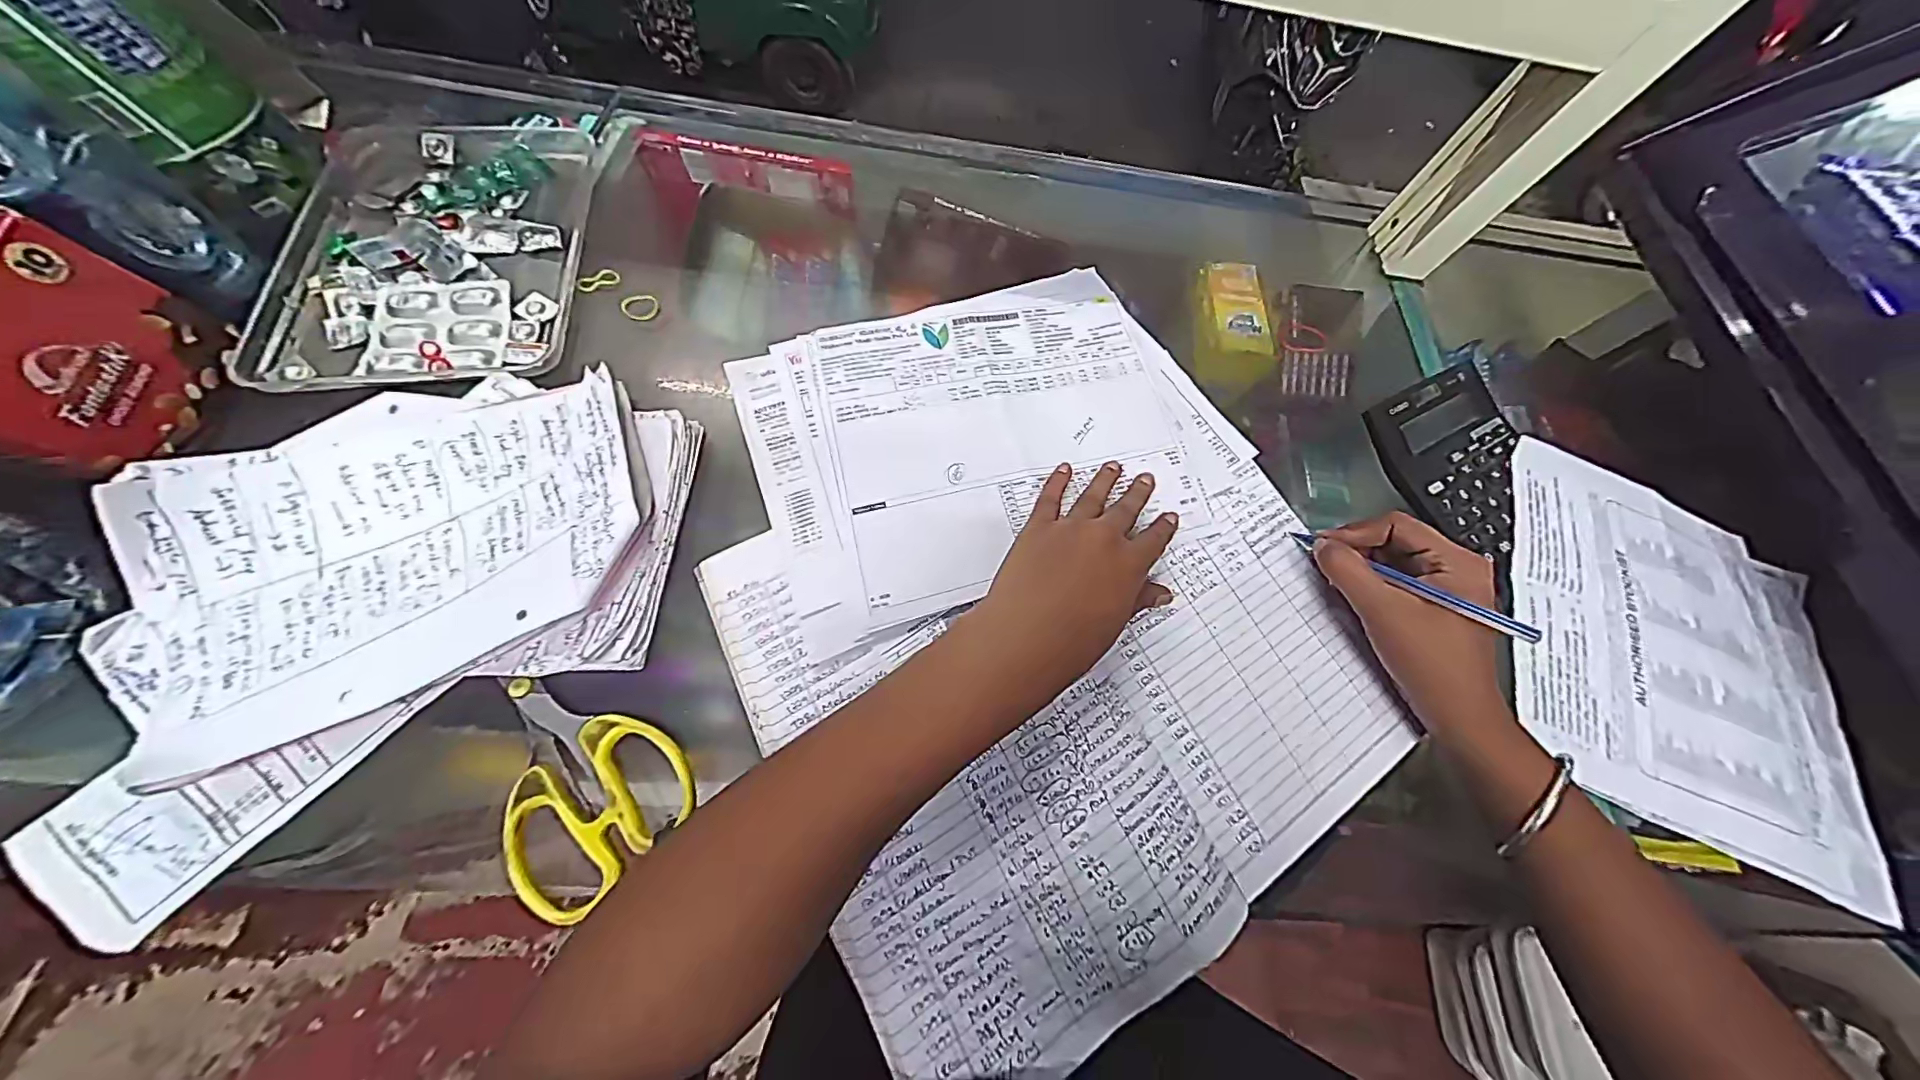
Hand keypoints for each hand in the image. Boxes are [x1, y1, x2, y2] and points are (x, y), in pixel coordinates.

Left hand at [960, 462, 1178, 706]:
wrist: (1026, 636)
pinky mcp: (1038, 528)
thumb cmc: (1070, 640)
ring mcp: (1070, 530)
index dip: (1162, 527)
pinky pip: (1050, 498)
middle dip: (1137, 493)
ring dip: (1104, 480)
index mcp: (1129, 565)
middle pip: (1126, 509)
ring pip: (1093, 496)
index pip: (1153, 540)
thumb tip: (1157, 594)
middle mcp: (1103, 540)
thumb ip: (1135, 600)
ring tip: (1112, 468)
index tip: (1167, 518)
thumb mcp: (1113, 622)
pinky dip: (1057, 482)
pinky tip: (1063, 472)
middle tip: (1144, 480)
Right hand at [1311, 511, 1504, 731]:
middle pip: (1393, 542)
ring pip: (1391, 564)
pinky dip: (1370, 589)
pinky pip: (1394, 585)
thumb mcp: (1383, 611)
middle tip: (1326, 566)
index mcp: (1458, 563)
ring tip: (1340, 587)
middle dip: (1356, 553)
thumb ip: (1348, 571)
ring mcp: (1445, 590)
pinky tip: (1356, 602)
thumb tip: (1324, 546)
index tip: (1323, 548)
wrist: (1457, 715)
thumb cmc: (1435, 667)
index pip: (1396, 526)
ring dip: (1361, 572)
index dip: (1354, 534)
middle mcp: (1456, 571)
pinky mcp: (1432, 608)